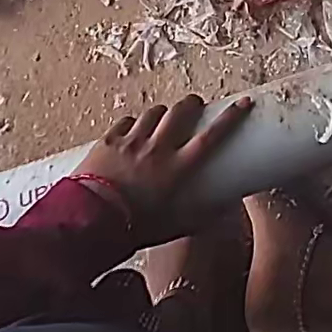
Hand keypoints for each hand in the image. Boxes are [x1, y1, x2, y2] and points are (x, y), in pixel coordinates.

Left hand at [76, 94, 252, 242]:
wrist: (89, 221)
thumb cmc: (132, 228)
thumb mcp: (172, 226)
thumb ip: (197, 218)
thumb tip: (220, 213)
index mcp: (177, 168)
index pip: (212, 136)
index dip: (230, 118)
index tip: (243, 103)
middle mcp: (157, 149)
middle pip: (181, 112)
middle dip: (191, 104)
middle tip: (195, 108)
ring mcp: (132, 142)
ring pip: (153, 113)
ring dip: (162, 114)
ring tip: (163, 121)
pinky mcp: (109, 140)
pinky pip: (126, 121)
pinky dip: (133, 124)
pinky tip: (133, 132)